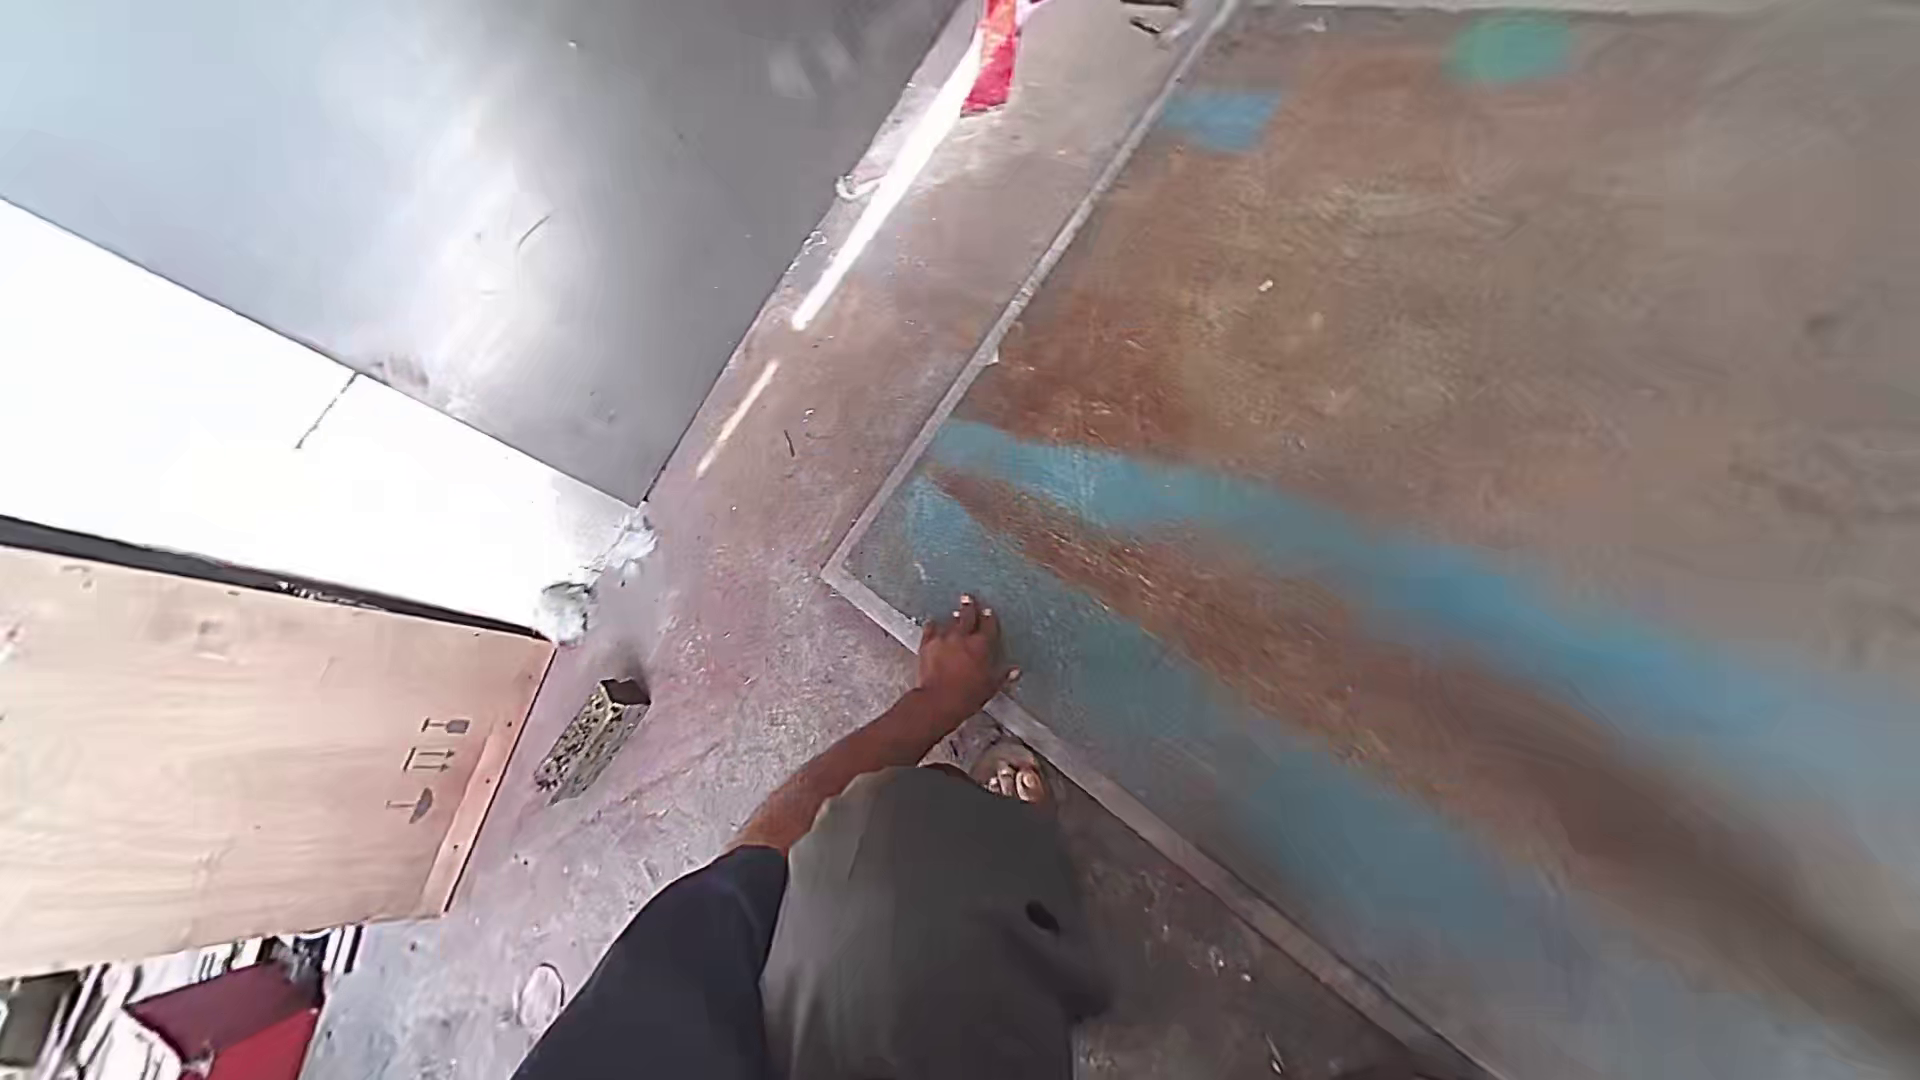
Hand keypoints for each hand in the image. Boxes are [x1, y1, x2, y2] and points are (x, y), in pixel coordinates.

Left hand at [917, 593, 1018, 719]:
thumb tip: (1015, 671)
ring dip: (954, 616)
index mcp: (981, 645)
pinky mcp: (927, 644)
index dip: (989, 617)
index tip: (989, 612)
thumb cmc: (967, 695)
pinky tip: (932, 622)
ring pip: (950, 621)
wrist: (939, 699)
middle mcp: (963, 637)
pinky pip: (930, 629)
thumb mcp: (990, 686)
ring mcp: (944, 638)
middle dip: (970, 606)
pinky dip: (933, 625)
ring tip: (956, 611)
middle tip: (969, 597)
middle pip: (968, 615)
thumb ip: (1003, 675)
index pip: (988, 625)